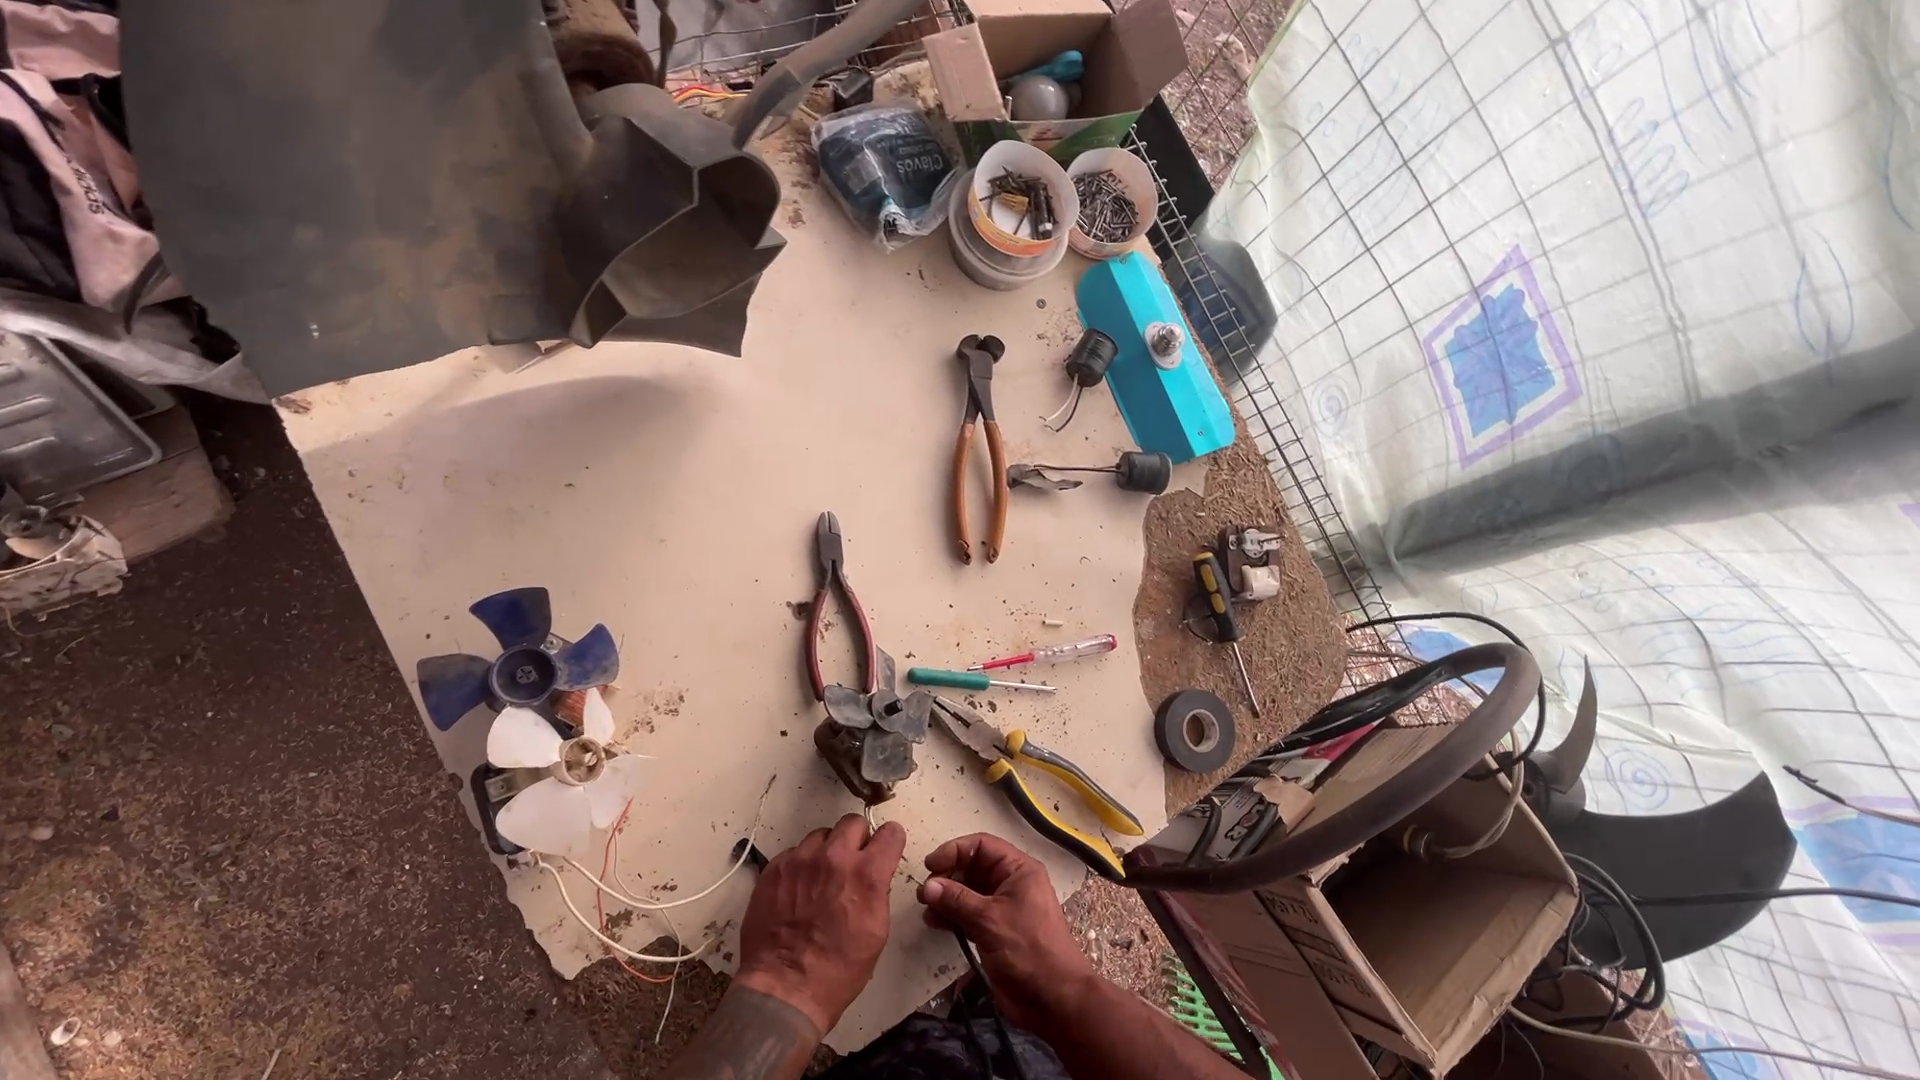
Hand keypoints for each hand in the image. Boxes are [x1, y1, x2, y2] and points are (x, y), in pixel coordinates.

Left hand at [734, 815, 905, 1034]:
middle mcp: (834, 858)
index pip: (890, 832)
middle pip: (852, 822)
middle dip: (857, 840)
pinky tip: (798, 891)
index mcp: (866, 874)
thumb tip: (875, 874)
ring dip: (826, 851)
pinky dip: (800, 866)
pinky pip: (793, 853)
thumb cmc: (838, 969)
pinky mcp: (774, 869)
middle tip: (851, 864)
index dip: (889, 842)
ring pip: (820, 835)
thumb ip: (878, 890)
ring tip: (820, 879)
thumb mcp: (876, 931)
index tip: (884, 852)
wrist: (784, 990)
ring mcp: (800, 861)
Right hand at [915, 833, 1095, 1030]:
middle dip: (948, 875)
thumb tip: (927, 885)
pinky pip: (969, 914)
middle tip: (925, 891)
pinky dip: (952, 915)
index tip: (930, 864)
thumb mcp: (990, 920)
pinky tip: (934, 922)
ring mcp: (1002, 909)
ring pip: (968, 892)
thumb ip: (957, 900)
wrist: (1054, 1000)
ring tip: (926, 907)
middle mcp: (1010, 884)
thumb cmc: (1028, 949)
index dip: (955, 850)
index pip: (982, 846)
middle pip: (973, 867)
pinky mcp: (994, 932)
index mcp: (1018, 870)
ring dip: (947, 897)